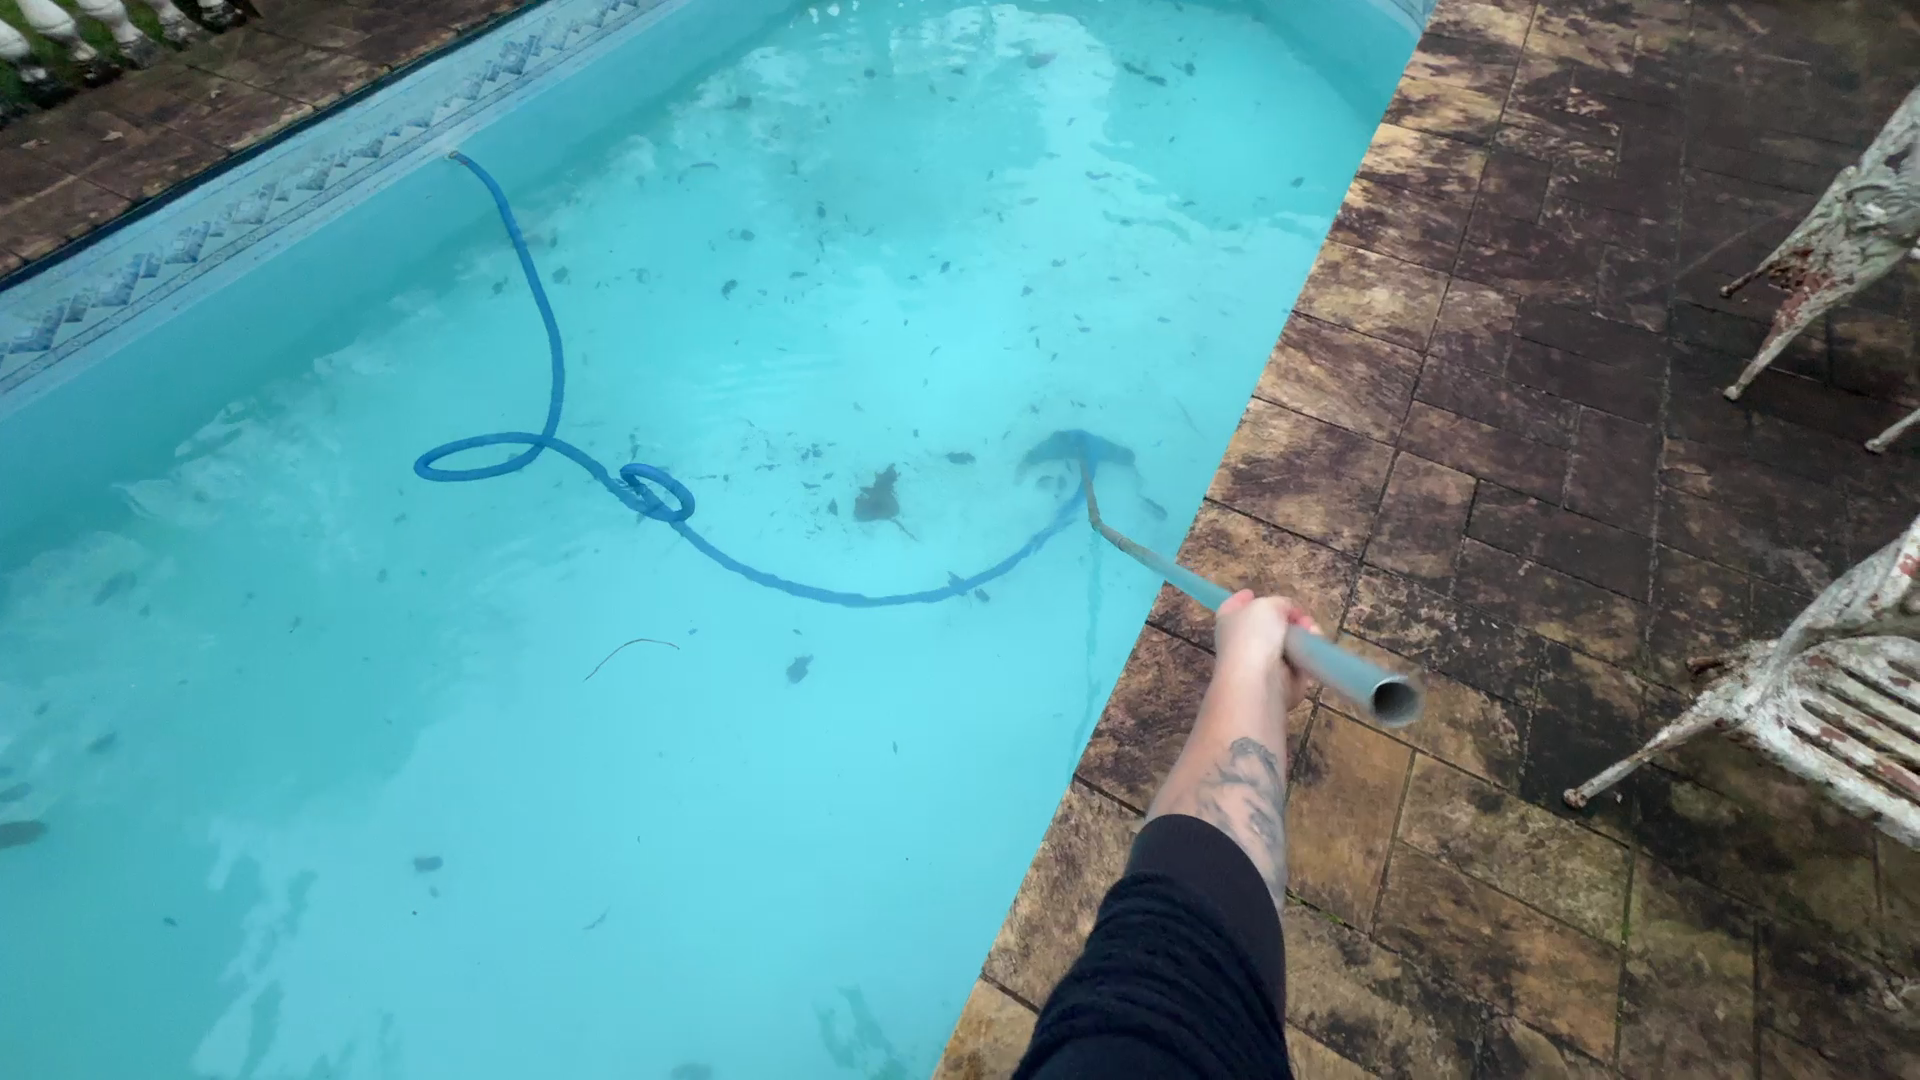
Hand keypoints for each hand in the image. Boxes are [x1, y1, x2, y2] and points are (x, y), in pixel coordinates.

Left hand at [1213, 590, 1319, 711]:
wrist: (1258, 681)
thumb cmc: (1253, 636)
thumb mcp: (1267, 605)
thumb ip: (1279, 603)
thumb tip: (1287, 613)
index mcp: (1229, 622)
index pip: (1232, 607)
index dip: (1241, 599)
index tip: (1251, 592)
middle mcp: (1242, 643)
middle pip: (1266, 626)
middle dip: (1288, 618)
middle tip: (1301, 617)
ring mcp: (1260, 664)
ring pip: (1287, 644)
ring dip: (1303, 635)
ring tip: (1311, 630)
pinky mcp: (1281, 682)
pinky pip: (1300, 664)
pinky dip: (1309, 655)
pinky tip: (1315, 646)